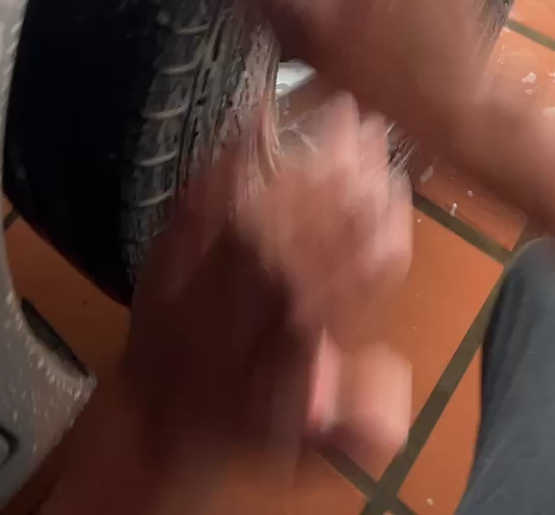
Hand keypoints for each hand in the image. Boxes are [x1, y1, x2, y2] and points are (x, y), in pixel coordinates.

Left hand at [122, 90, 412, 470]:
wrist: (156, 411)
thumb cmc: (239, 421)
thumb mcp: (304, 439)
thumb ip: (357, 418)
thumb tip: (397, 387)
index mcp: (294, 335)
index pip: (346, 277)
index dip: (376, 233)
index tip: (396, 190)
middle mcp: (255, 292)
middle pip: (309, 226)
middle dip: (346, 176)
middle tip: (373, 128)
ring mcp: (212, 261)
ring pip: (268, 202)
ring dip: (307, 158)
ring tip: (336, 115)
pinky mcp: (179, 240)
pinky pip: (207, 191)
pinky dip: (233, 153)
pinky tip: (257, 115)